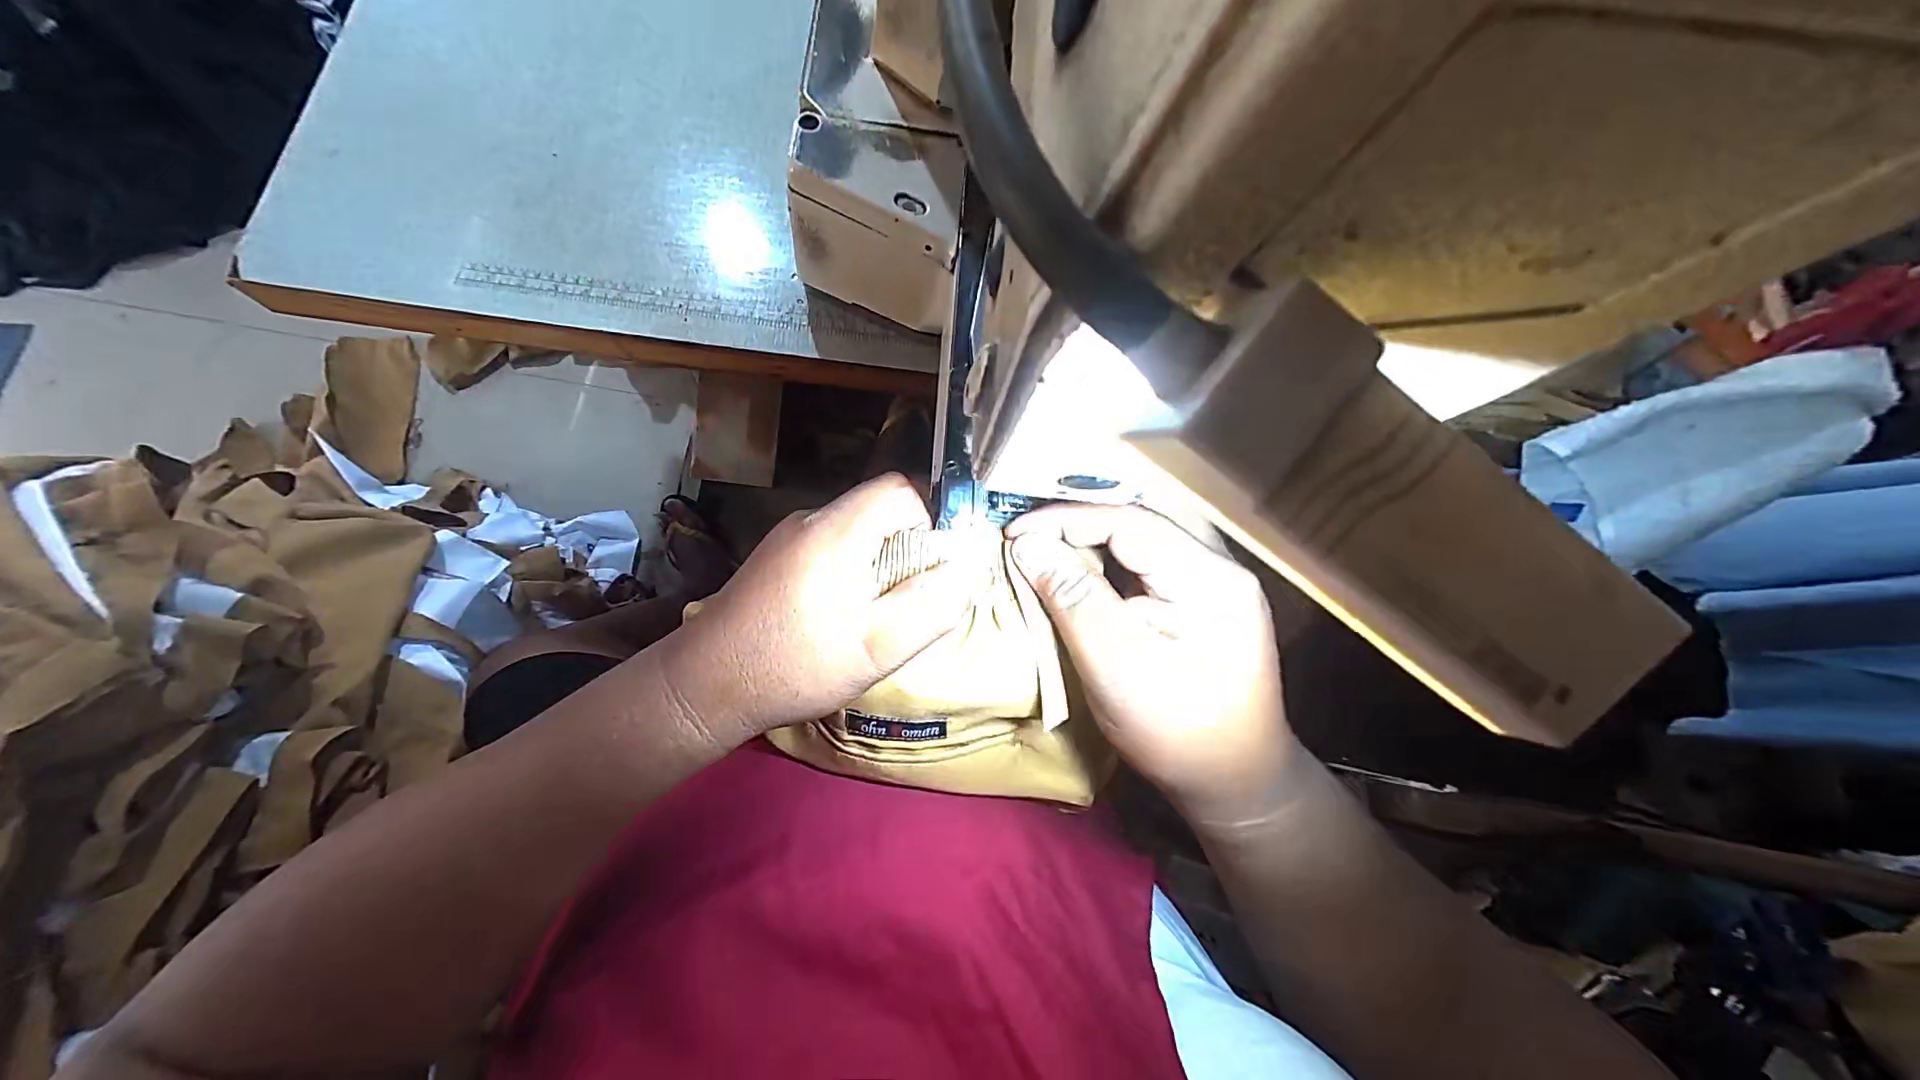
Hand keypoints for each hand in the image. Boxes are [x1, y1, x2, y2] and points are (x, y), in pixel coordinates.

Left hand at [659, 474, 976, 742]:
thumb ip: (931, 608)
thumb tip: (965, 572)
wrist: (704, 684)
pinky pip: (830, 547)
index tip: (930, 567)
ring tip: (866, 618)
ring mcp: (787, 536)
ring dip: (876, 565)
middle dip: (904, 550)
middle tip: (900, 603)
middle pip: (878, 509)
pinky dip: (847, 572)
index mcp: (835, 531)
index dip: (929, 520)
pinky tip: (834, 618)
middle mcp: (809, 520)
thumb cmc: (793, 667)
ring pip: (855, 530)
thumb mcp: (877, 650)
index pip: (901, 488)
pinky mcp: (775, 555)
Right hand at [1007, 505, 1302, 826]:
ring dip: (1089, 543)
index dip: (1064, 520)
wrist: (1235, 785)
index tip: (1013, 535)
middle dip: (1075, 526)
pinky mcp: (1202, 604)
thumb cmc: (1177, 734)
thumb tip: (1027, 544)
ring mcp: (1214, 586)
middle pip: (1136, 524)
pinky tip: (1080, 578)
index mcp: (1210, 578)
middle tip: (1024, 542)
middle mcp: (1218, 569)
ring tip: (1043, 556)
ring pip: (1140, 543)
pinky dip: (1107, 566)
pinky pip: (1147, 567)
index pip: (1128, 521)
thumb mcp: (1116, 667)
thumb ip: (1072, 598)